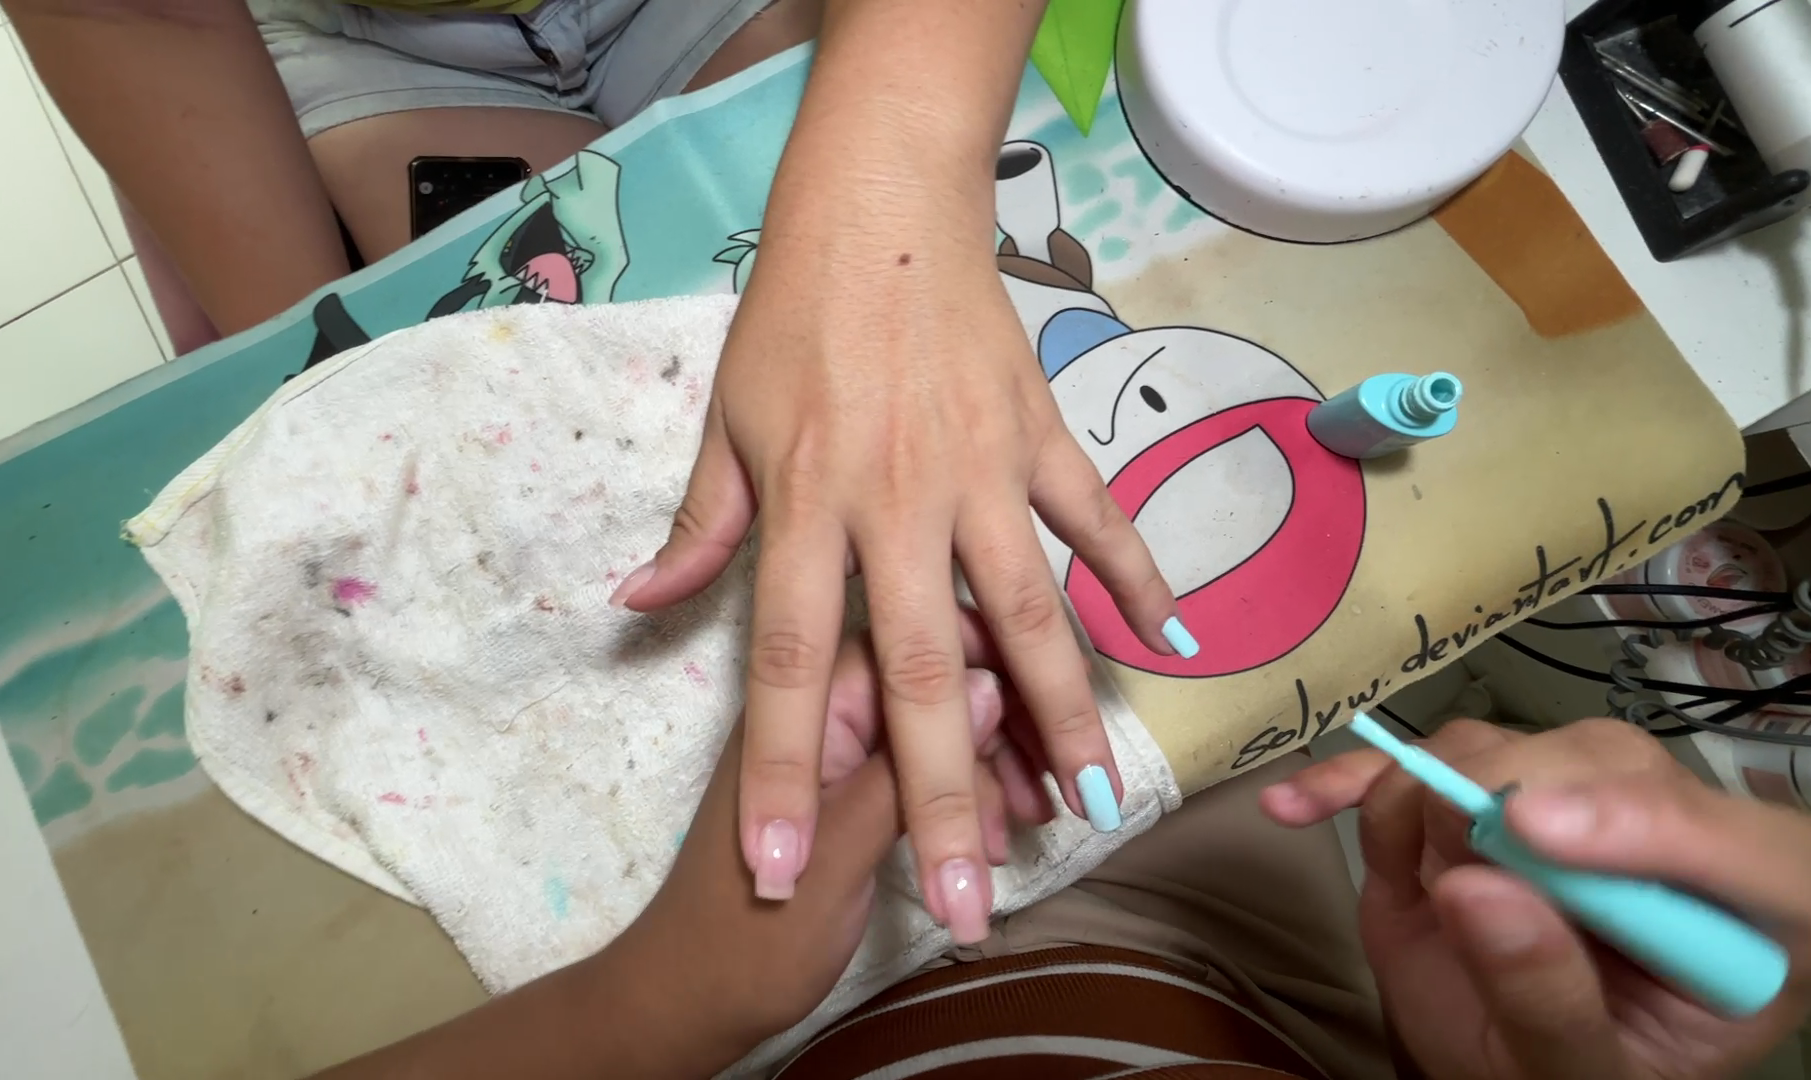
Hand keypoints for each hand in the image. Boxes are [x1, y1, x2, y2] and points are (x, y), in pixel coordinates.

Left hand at [606, 632, 1041, 1068]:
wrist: (697, 1005)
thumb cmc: (756, 933)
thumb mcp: (841, 853)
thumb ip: (909, 771)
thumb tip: (988, 686)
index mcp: (808, 703)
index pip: (908, 648)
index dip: (986, 666)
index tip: (1049, 711)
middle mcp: (829, 710)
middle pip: (932, 687)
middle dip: (998, 729)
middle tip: (1052, 786)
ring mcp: (844, 749)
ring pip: (935, 731)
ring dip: (989, 773)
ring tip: (1028, 825)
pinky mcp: (857, 787)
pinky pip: (924, 772)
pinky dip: (965, 802)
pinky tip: (997, 841)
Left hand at [615, 183, 1180, 938]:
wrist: (880, 211)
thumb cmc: (793, 318)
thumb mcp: (726, 421)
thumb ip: (700, 528)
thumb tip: (641, 604)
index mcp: (809, 506)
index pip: (795, 663)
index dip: (783, 772)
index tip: (781, 870)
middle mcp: (901, 504)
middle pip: (927, 669)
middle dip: (943, 795)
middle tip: (968, 901)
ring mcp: (985, 471)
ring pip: (1029, 610)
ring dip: (1059, 711)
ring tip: (1084, 801)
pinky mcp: (1043, 433)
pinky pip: (1095, 515)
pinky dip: (1135, 573)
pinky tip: (1170, 640)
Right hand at [1264, 719, 1810, 1079]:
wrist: (1482, 1049)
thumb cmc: (1557, 1072)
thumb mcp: (1569, 1074)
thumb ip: (1545, 1000)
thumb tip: (1475, 891)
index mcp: (1744, 924)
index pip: (1755, 853)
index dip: (1655, 827)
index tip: (1530, 833)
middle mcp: (1649, 838)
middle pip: (1595, 764)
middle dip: (1501, 805)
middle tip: (1444, 876)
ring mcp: (1540, 801)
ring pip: (1482, 747)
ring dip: (1415, 799)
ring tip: (1398, 879)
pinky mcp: (1450, 794)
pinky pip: (1395, 759)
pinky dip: (1339, 781)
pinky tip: (1291, 807)